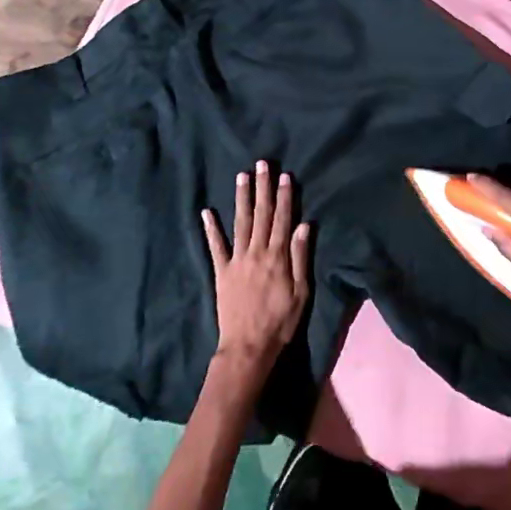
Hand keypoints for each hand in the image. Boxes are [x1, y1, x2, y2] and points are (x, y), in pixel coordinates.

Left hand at [202, 161, 310, 368]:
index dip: (284, 197)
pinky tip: (206, 212)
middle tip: (262, 164)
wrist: (249, 346)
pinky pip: (215, 246)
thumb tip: (303, 225)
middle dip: (263, 188)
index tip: (285, 176)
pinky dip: (210, 228)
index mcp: (278, 257)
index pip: (282, 220)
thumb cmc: (281, 322)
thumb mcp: (301, 293)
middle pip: (261, 215)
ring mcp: (237, 260)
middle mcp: (256, 252)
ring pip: (240, 222)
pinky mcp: (221, 271)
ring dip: (241, 198)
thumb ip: (300, 257)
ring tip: (241, 176)